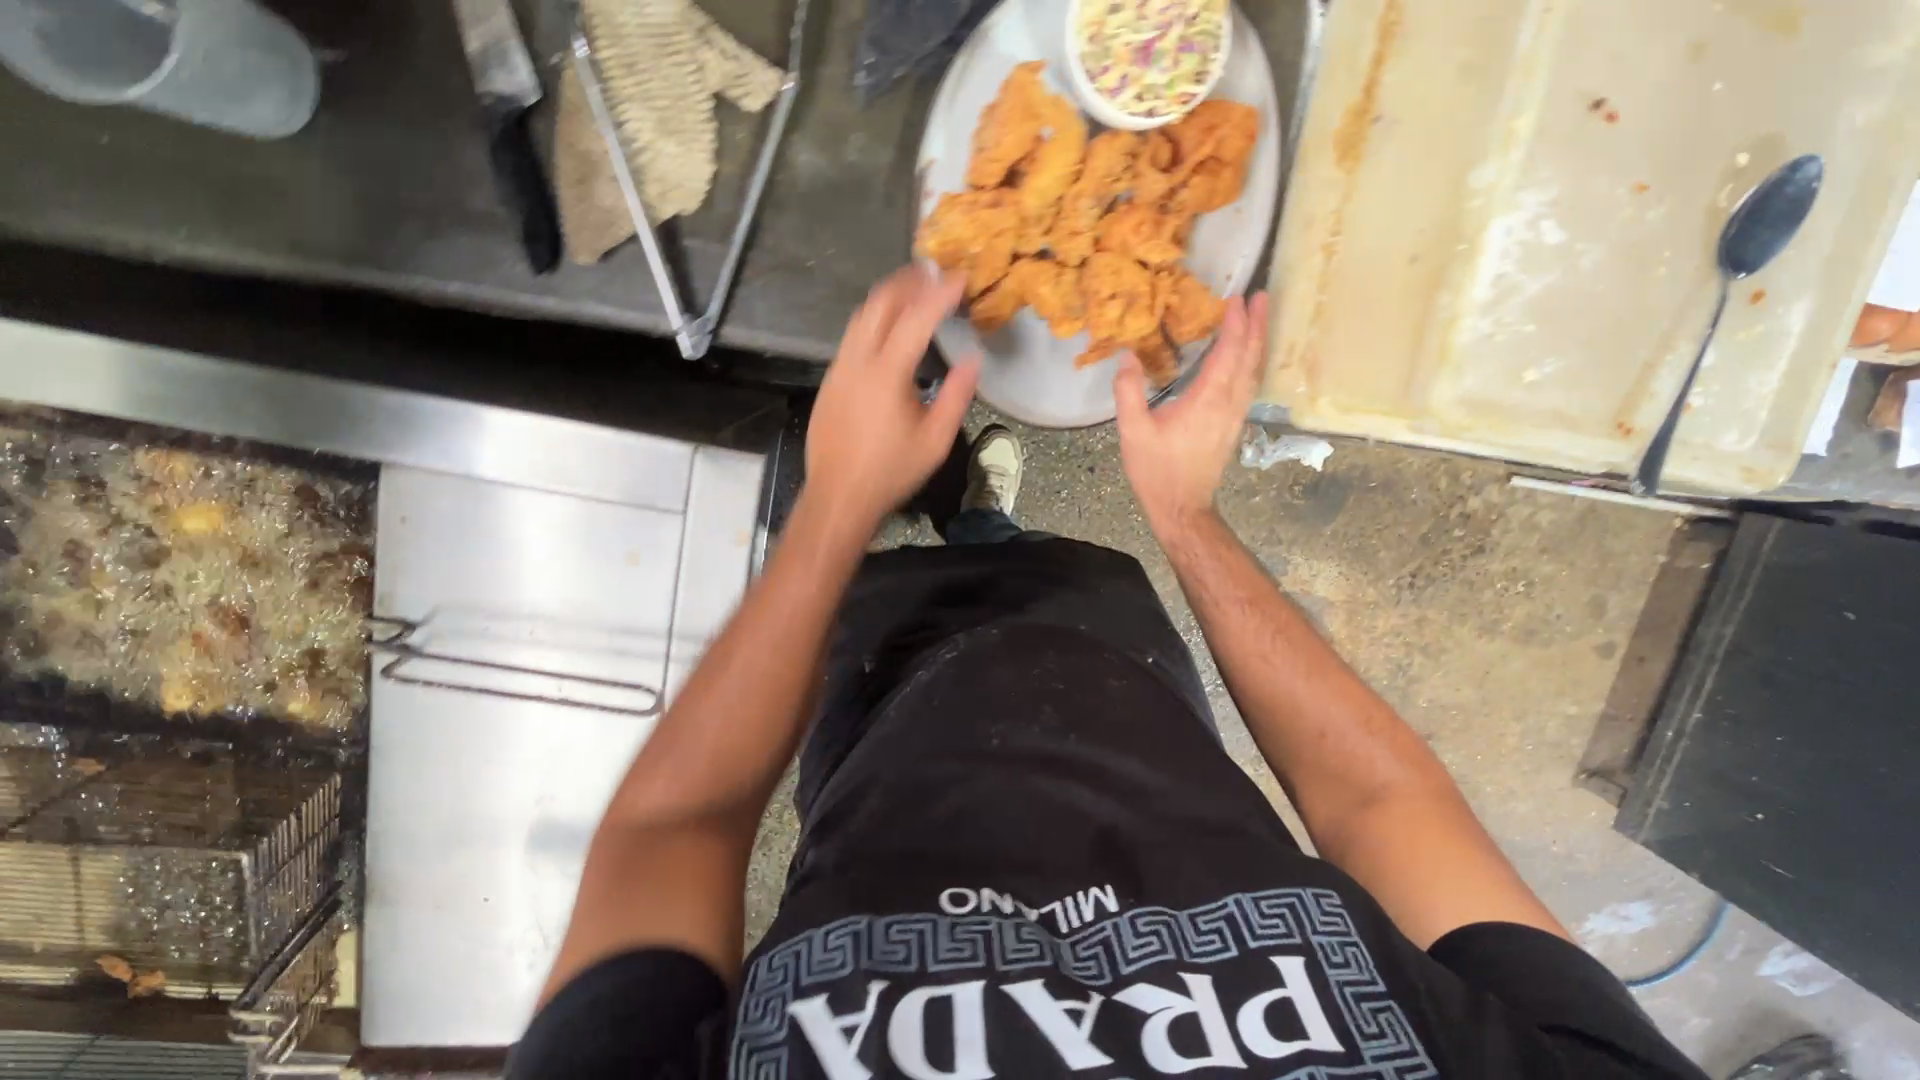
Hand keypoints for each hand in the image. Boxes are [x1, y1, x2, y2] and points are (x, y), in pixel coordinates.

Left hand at [804, 266, 980, 532]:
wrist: (838, 496)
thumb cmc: (891, 472)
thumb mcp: (936, 440)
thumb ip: (956, 396)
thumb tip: (972, 360)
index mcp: (887, 373)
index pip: (917, 317)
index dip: (940, 292)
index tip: (959, 277)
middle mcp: (857, 361)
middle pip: (880, 303)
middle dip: (907, 282)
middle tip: (932, 272)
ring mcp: (838, 369)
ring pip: (860, 317)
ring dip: (887, 299)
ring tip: (912, 292)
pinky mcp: (830, 381)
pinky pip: (851, 337)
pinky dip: (872, 320)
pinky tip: (887, 330)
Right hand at [1113, 292, 1269, 536]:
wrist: (1182, 507)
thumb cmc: (1157, 471)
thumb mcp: (1133, 431)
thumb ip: (1129, 391)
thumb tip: (1128, 356)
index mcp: (1207, 400)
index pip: (1228, 353)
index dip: (1235, 324)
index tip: (1236, 298)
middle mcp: (1229, 403)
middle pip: (1251, 357)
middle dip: (1257, 324)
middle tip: (1262, 295)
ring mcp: (1236, 415)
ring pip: (1254, 371)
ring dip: (1259, 341)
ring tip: (1260, 317)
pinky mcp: (1234, 425)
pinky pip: (1249, 384)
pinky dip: (1252, 361)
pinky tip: (1247, 356)